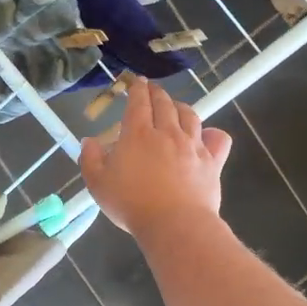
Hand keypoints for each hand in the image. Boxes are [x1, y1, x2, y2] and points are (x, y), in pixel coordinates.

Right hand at [79, 76, 232, 238]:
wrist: (174, 223)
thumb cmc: (130, 203)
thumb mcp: (97, 184)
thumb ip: (90, 159)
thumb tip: (89, 141)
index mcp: (137, 134)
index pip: (138, 102)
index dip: (137, 89)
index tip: (136, 82)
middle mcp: (167, 132)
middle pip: (165, 104)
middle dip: (157, 93)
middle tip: (152, 90)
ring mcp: (193, 145)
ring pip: (190, 115)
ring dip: (181, 107)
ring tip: (175, 107)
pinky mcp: (212, 161)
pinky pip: (218, 138)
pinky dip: (212, 132)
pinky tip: (206, 134)